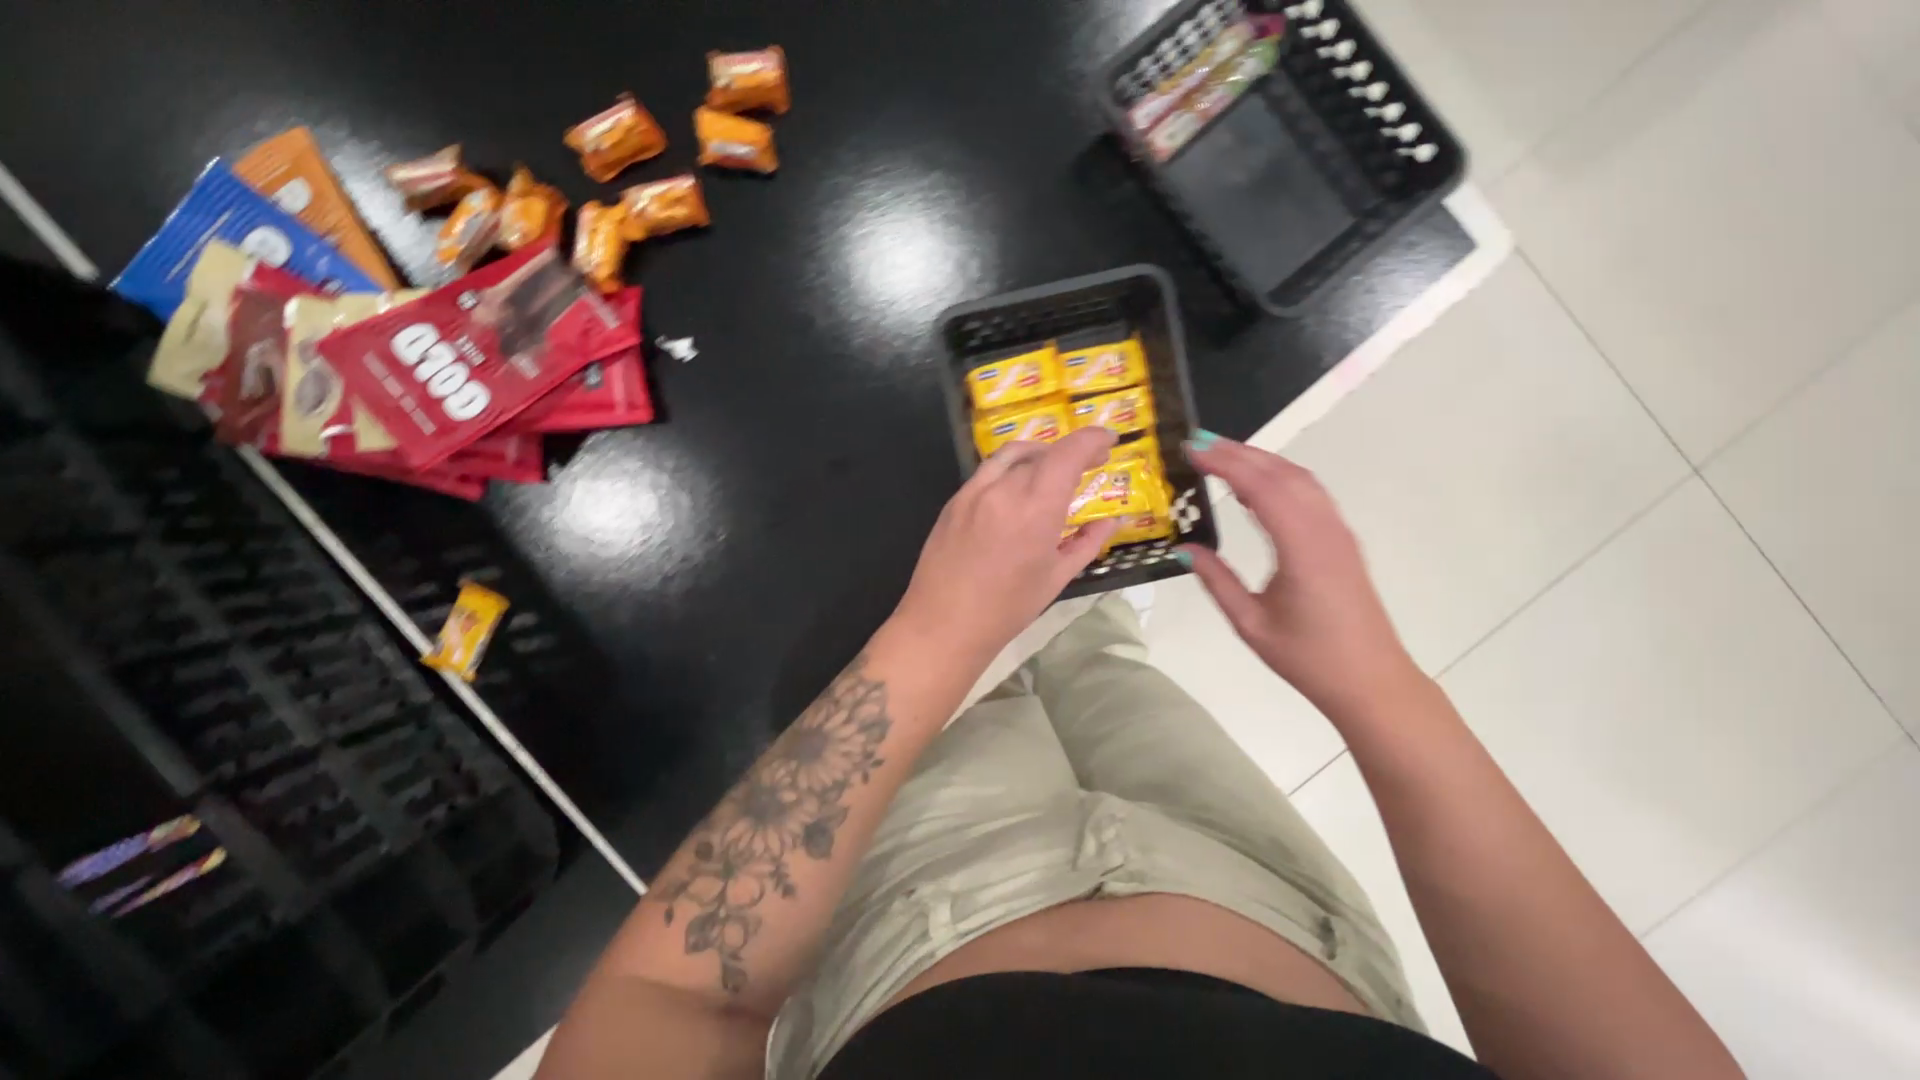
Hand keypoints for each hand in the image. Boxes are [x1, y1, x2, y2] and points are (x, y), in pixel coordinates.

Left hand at [893, 428, 1122, 661]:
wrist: (944, 624)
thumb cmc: (1008, 608)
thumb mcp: (1056, 577)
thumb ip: (1087, 542)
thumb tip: (1113, 521)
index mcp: (1035, 508)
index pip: (1069, 454)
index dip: (1093, 439)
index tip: (1109, 439)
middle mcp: (1004, 489)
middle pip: (1042, 451)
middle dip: (1070, 451)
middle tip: (1090, 462)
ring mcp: (974, 492)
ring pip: (1011, 454)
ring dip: (1039, 454)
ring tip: (1054, 470)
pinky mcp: (954, 501)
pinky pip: (988, 471)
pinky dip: (1011, 469)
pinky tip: (1019, 490)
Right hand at [1180, 432, 1419, 711]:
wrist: (1370, 680)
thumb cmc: (1309, 658)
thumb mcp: (1250, 624)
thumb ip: (1216, 581)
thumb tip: (1184, 549)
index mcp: (1302, 549)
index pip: (1261, 488)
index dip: (1225, 463)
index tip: (1191, 449)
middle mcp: (1324, 530)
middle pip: (1281, 473)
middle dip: (1239, 452)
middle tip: (1196, 443)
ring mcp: (1338, 532)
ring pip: (1300, 478)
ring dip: (1261, 461)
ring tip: (1221, 456)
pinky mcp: (1342, 540)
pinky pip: (1310, 493)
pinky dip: (1279, 478)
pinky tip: (1255, 486)